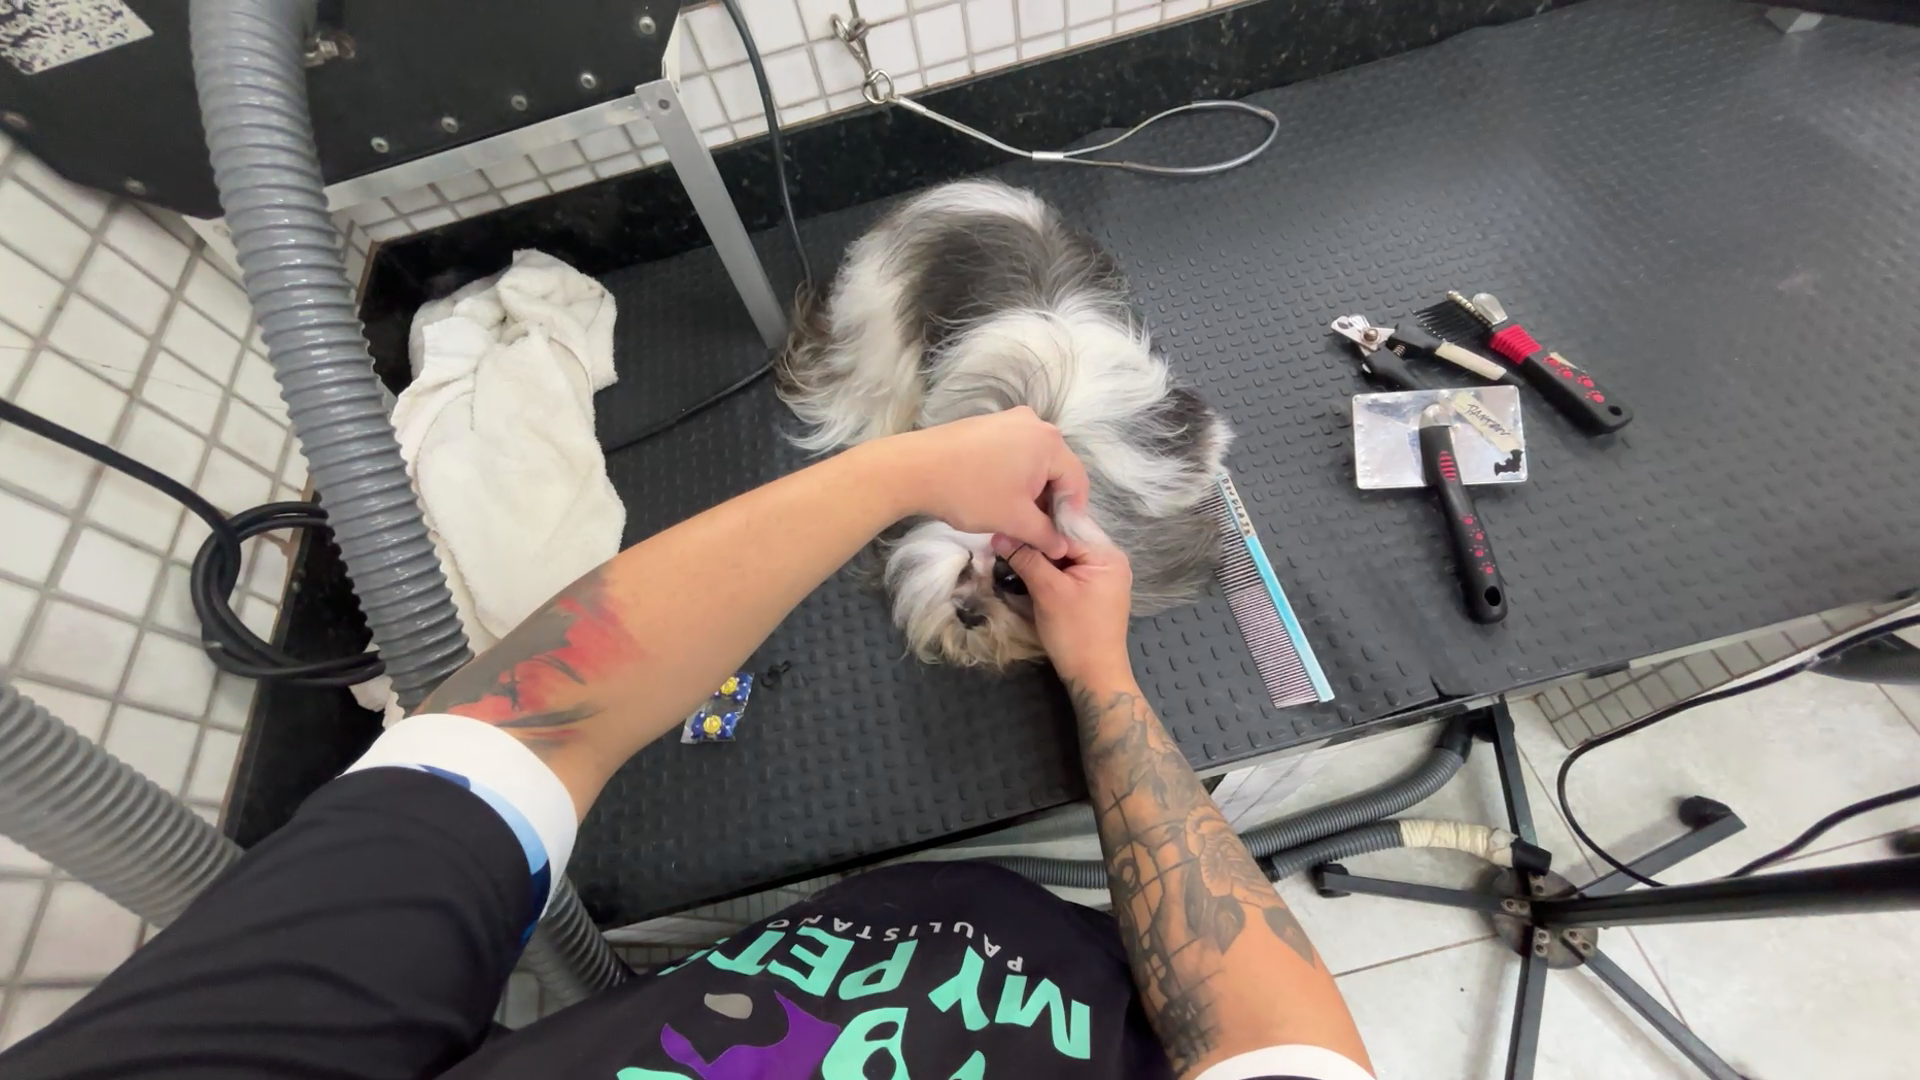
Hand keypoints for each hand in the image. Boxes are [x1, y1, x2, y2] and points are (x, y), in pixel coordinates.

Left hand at [882, 407, 1089, 558]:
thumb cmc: (972, 492)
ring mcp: (1009, 420)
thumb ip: (1045, 534)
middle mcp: (1035, 423)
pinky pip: (1013, 452)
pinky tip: (997, 496)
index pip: (1077, 482)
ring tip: (1014, 517)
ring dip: (1030, 491)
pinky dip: (1013, 476)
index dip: (1071, 514)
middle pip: (1056, 469)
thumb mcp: (1015, 520)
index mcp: (1050, 442)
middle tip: (1036, 531)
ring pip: (1033, 462)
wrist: (915, 469)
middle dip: (1049, 502)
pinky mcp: (987, 425)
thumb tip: (1062, 546)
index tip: (1058, 538)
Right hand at [994, 522, 1134, 687]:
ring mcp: (1103, 574)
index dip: (1036, 524)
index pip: (1067, 525)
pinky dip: (1049, 567)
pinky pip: (1068, 567)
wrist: (1094, 675)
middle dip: (1037, 538)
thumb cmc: (1075, 633)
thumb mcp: (1048, 592)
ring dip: (1040, 553)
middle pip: (1067, 537)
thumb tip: (999, 533)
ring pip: (1065, 552)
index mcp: (1107, 554)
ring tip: (1011, 548)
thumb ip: (1026, 558)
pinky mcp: (1093, 588)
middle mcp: (1110, 558)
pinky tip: (1027, 566)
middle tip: (1005, 535)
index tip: (1007, 521)